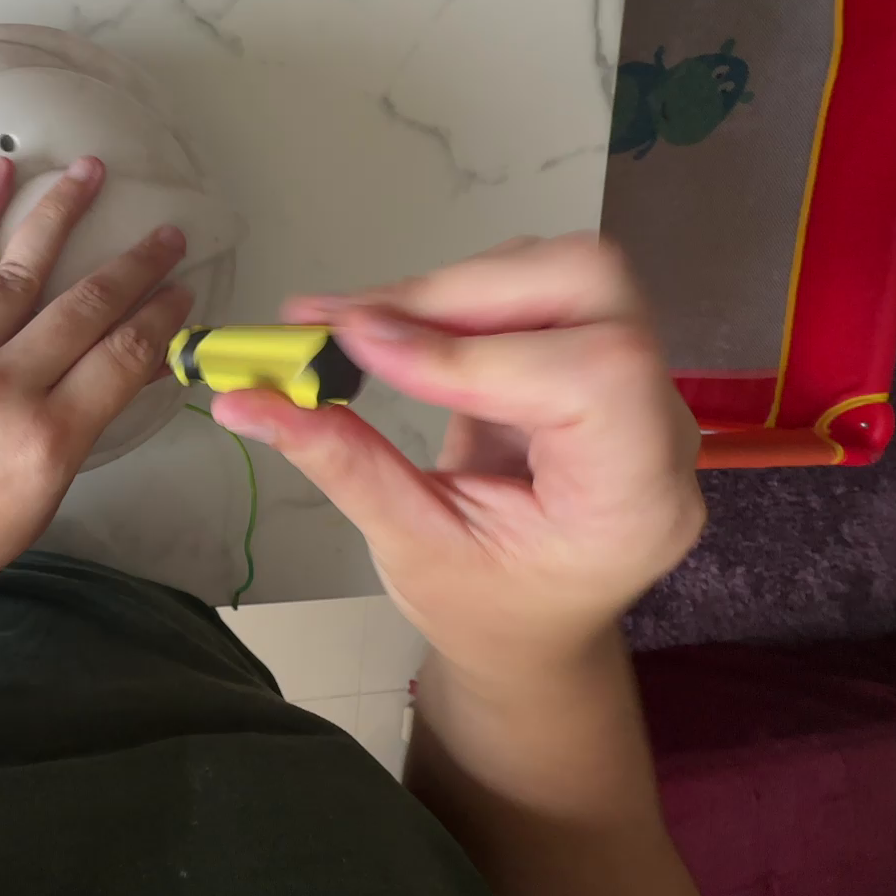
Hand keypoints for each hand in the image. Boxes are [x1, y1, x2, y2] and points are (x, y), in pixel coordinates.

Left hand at [0, 155, 193, 620]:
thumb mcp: (49, 489)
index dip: (163, 316)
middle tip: (167, 235)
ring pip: (21, 270)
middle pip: (86, 306)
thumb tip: (137, 364)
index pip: (125, 355)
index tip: (184, 291)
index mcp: (50, 437)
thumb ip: (91, 420)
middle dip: (136, 265)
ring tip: (91, 171)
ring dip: (61, 213)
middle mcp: (5, 387)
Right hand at [210, 234, 702, 680]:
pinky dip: (442, 297)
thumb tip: (242, 401)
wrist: (528, 624)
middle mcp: (653, 421)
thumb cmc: (480, 608)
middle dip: (454, 291)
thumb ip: (336, 462)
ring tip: (354, 328)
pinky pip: (522, 292)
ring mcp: (626, 382)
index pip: (589, 376)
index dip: (465, 350)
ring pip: (555, 271)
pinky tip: (387, 329)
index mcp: (630, 497)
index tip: (353, 347)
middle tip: (349, 324)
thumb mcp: (405, 546)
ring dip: (442, 287)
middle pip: (586, 288)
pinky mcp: (580, 358)